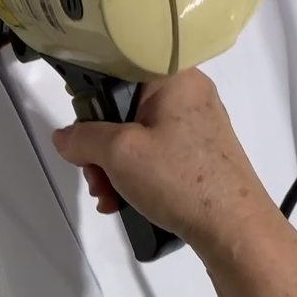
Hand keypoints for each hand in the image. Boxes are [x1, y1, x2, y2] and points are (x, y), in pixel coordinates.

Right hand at [51, 68, 279, 258]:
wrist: (232, 227)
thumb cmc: (180, 178)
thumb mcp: (118, 153)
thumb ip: (82, 138)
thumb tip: (64, 138)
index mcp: (174, 79)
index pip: (120, 69)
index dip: (91, 92)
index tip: (77, 120)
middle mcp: (186, 96)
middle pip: (122, 109)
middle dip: (98, 145)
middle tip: (94, 173)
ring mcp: (192, 127)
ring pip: (132, 137)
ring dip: (110, 167)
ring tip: (108, 195)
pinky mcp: (194, 155)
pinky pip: (149, 155)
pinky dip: (131, 175)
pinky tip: (121, 200)